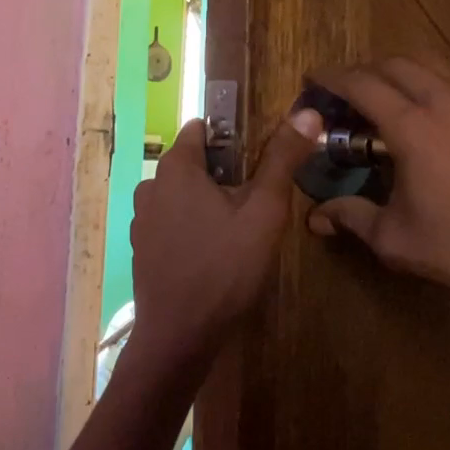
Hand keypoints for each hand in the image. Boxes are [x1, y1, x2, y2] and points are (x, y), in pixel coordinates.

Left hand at [129, 110, 321, 361]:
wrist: (179, 337)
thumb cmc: (224, 268)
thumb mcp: (263, 211)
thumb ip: (282, 160)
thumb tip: (307, 112)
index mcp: (176, 166)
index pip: (203, 129)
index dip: (234, 139)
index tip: (260, 163)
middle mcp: (151, 184)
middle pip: (195, 163)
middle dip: (225, 176)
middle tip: (257, 205)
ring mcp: (142, 218)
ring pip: (184, 195)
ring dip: (209, 204)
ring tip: (239, 233)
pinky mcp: (142, 248)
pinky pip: (172, 222)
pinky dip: (192, 228)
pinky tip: (215, 254)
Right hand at [305, 59, 449, 322]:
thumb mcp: (396, 240)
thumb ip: (351, 218)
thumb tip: (316, 217)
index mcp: (414, 127)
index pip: (361, 85)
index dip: (331, 79)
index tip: (310, 82)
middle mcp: (445, 103)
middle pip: (395, 64)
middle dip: (362, 72)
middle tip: (341, 95)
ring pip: (428, 68)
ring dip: (397, 76)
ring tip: (378, 104)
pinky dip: (425, 89)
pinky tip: (420, 125)